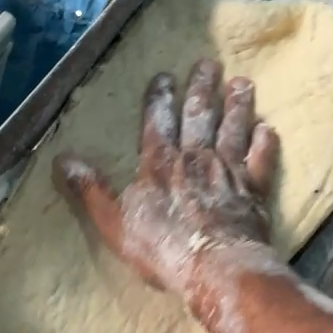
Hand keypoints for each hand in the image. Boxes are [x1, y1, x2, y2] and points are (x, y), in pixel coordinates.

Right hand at [53, 60, 282, 327]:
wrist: (217, 269)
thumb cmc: (162, 248)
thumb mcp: (113, 221)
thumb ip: (91, 189)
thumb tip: (63, 159)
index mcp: (160, 164)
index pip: (158, 122)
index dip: (160, 98)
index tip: (165, 75)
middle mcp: (195, 159)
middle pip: (199, 116)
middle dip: (202, 88)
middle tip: (209, 63)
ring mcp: (228, 173)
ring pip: (233, 130)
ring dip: (237, 106)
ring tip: (243, 83)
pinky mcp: (254, 191)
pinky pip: (261, 160)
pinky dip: (265, 143)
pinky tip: (268, 128)